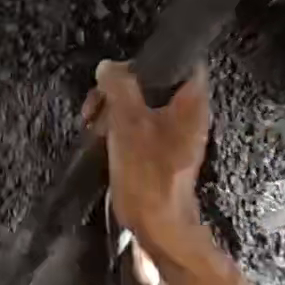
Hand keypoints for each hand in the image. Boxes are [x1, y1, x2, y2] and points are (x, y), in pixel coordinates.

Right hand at [83, 59, 210, 243]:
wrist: (157, 226)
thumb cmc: (147, 172)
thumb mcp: (128, 122)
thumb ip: (118, 87)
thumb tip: (108, 66)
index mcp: (191, 101)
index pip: (182, 60)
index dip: (152, 58)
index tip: (123, 69)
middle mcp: (189, 114)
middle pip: (154, 83)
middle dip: (121, 88)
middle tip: (97, 104)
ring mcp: (176, 134)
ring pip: (143, 105)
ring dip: (115, 109)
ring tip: (93, 124)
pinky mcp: (162, 152)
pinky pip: (141, 126)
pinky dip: (121, 127)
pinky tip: (101, 137)